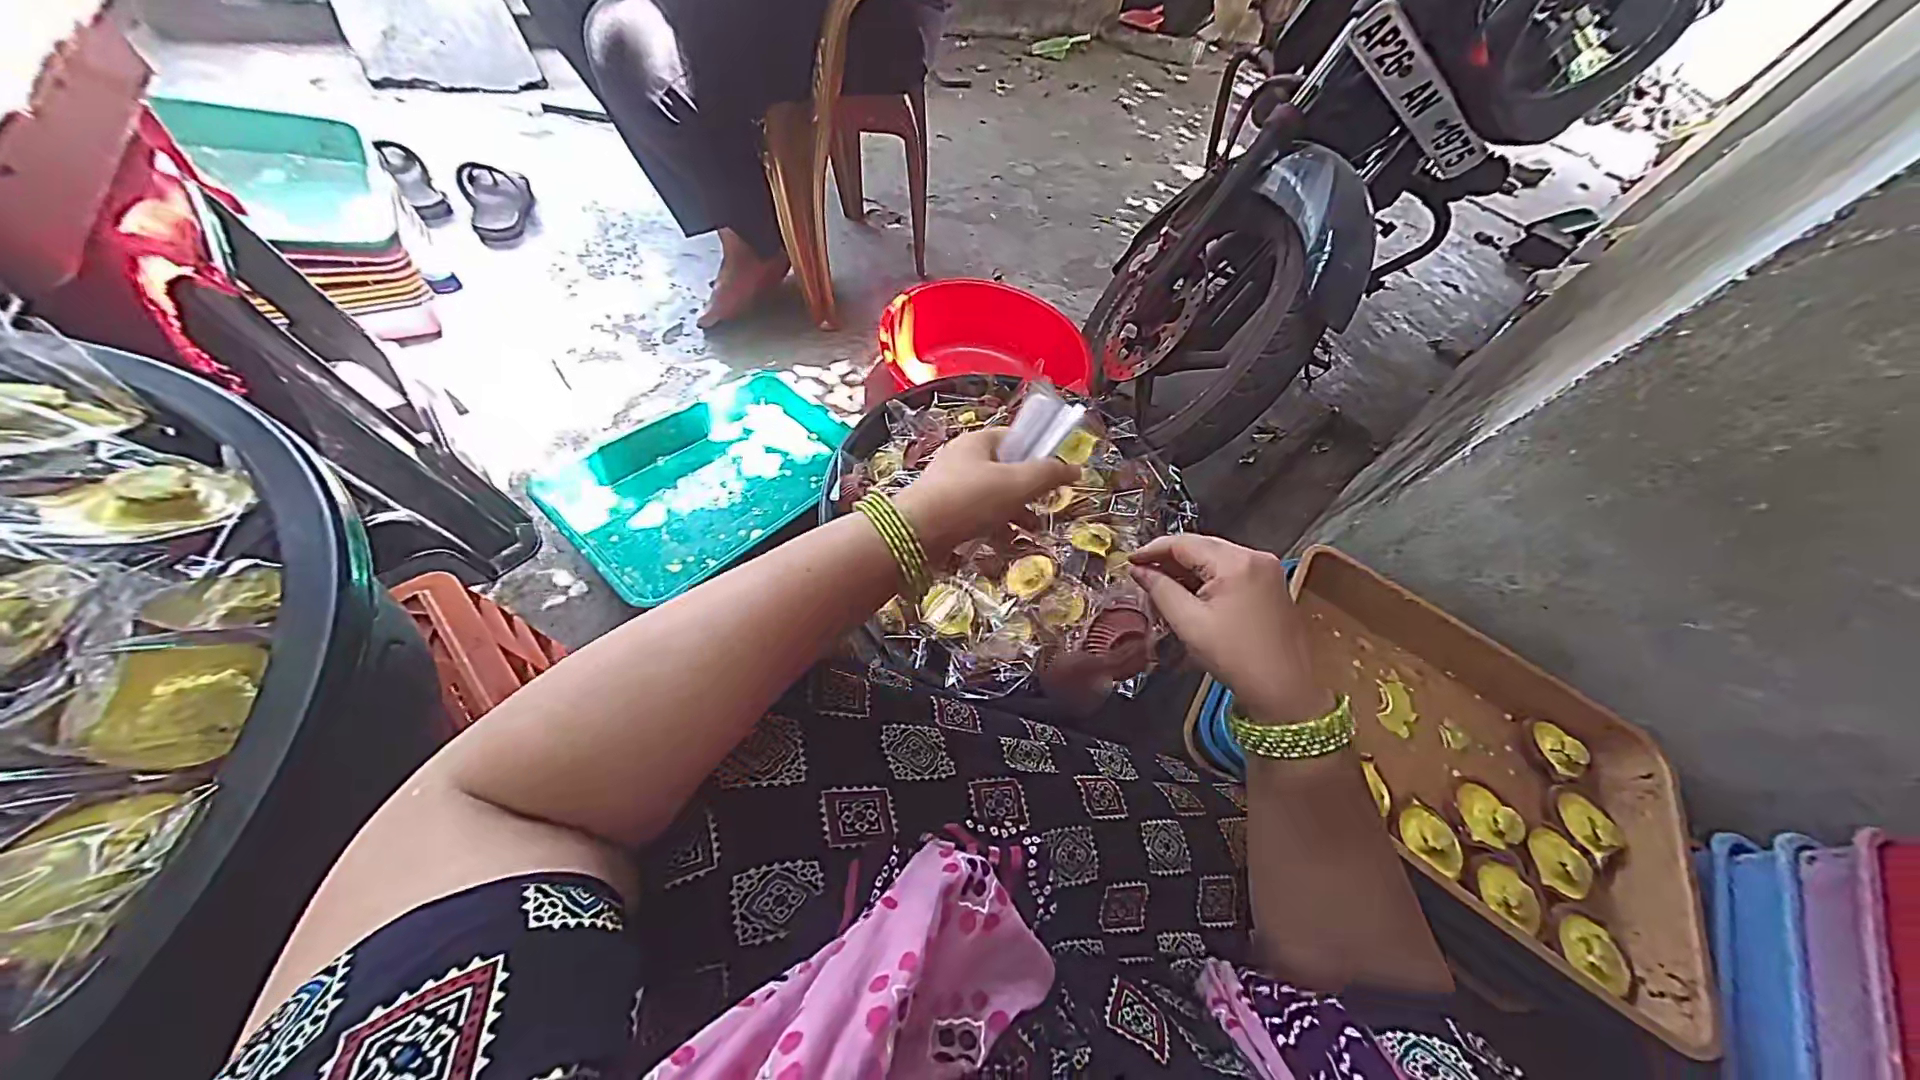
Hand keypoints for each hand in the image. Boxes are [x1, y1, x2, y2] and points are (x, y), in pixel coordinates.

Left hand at [893, 429, 1078, 553]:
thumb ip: (1048, 474)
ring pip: (992, 496)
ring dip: (1015, 513)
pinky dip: (995, 528)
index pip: (1016, 438)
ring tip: (1033, 531)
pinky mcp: (943, 514)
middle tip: (1047, 505)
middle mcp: (962, 460)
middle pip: (1005, 470)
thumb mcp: (1017, 483)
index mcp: (978, 441)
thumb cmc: (969, 499)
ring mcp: (950, 487)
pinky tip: (1008, 544)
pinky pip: (976, 517)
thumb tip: (1075, 468)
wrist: (916, 534)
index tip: (1056, 475)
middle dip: (1029, 490)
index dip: (1039, 453)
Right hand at [1128, 534, 1331, 725]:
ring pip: (1215, 557)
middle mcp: (1255, 557)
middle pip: (1201, 546)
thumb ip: (1160, 589)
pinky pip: (1230, 570)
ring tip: (1160, 584)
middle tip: (1142, 572)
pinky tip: (1188, 592)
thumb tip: (1139, 570)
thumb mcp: (1189, 623)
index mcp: (1236, 563)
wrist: (1285, 690)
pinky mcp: (1270, 584)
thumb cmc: (1237, 658)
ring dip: (1187, 568)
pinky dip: (1206, 577)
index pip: (1184, 543)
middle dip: (1169, 558)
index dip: (1153, 550)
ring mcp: (1266, 570)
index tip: (1131, 560)